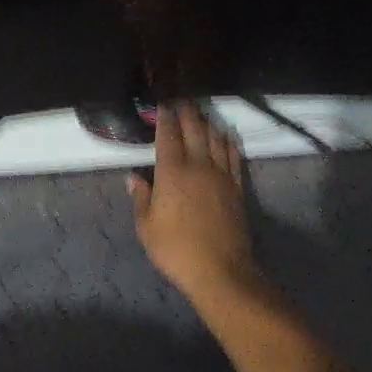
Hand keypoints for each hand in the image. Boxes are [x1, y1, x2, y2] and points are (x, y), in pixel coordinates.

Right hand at [128, 103, 260, 301]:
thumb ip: (141, 198)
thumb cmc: (176, 249)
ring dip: (207, 123)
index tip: (162, 105)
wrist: (220, 270)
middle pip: (194, 130)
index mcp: (172, 173)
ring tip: (201, 114)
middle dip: (187, 113)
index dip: (165, 118)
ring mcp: (221, 175)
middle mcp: (198, 166)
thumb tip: (134, 178)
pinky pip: (233, 157)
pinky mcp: (237, 188)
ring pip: (216, 139)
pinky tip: (225, 136)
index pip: (168, 136)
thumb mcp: (146, 227)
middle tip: (181, 100)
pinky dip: (228, 142)